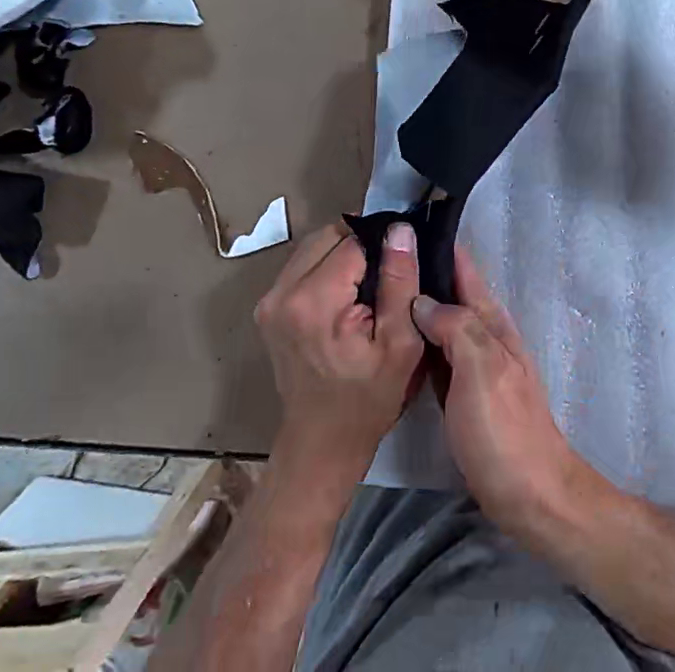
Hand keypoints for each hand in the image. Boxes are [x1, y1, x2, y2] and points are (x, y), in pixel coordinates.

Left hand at [254, 222, 424, 478]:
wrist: (322, 442)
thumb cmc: (368, 399)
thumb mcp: (400, 344)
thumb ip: (401, 282)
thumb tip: (402, 231)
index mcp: (314, 301)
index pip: (354, 240)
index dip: (385, 243)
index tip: (407, 260)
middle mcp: (282, 293)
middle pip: (330, 235)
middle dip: (364, 244)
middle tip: (392, 271)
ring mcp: (269, 300)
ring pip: (314, 247)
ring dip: (346, 254)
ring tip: (374, 282)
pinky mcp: (268, 308)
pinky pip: (303, 266)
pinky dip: (329, 268)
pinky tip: (351, 293)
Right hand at [410, 248, 599, 533]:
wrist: (530, 493)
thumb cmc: (505, 430)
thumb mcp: (482, 371)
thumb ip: (457, 329)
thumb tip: (424, 298)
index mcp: (493, 327)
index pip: (467, 275)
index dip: (444, 248)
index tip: (411, 224)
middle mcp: (486, 340)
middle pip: (454, 296)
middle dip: (426, 274)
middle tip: (382, 255)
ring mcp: (475, 369)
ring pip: (444, 325)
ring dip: (421, 306)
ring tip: (383, 289)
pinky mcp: (464, 395)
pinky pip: (437, 357)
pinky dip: (419, 342)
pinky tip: (398, 342)